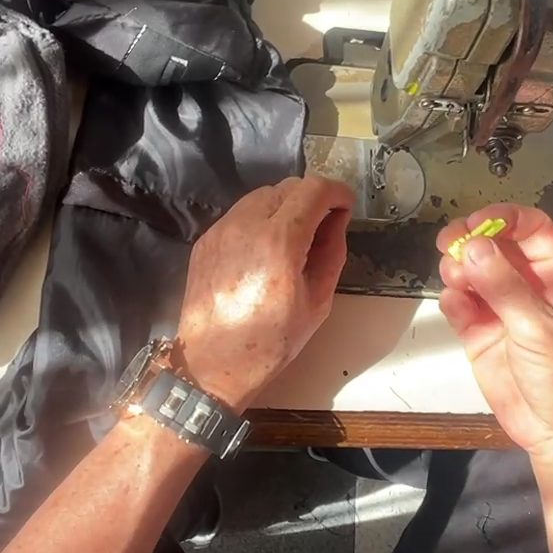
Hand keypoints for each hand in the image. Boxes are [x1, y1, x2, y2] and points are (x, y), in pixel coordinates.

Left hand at [175, 176, 353, 409]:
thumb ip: (332, 252)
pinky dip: (261, 220)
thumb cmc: (271, 342)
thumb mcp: (317, 301)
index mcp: (279, 243)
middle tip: (325, 225)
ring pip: (262, 196)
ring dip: (286, 207)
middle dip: (312, 198)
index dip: (337, 192)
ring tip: (295, 238)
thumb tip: (337, 220)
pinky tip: (266, 250)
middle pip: (288, 187)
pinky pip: (241, 214)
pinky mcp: (206, 240)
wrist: (213, 365)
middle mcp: (246, 226)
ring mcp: (221, 231)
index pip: (313, 190)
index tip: (346, 205)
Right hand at [437, 204, 552, 457]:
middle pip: (496, 247)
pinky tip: (454, 303)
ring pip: (474, 273)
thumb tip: (474, 247)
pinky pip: (461, 305)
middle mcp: (529, 288)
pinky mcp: (481, 335)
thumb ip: (504, 287)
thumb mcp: (540, 328)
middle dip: (472, 240)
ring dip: (459, 268)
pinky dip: (453, 299)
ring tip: (453, 276)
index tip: (476, 223)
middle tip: (449, 242)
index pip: (533, 230)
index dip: (505, 219)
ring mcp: (503, 311)